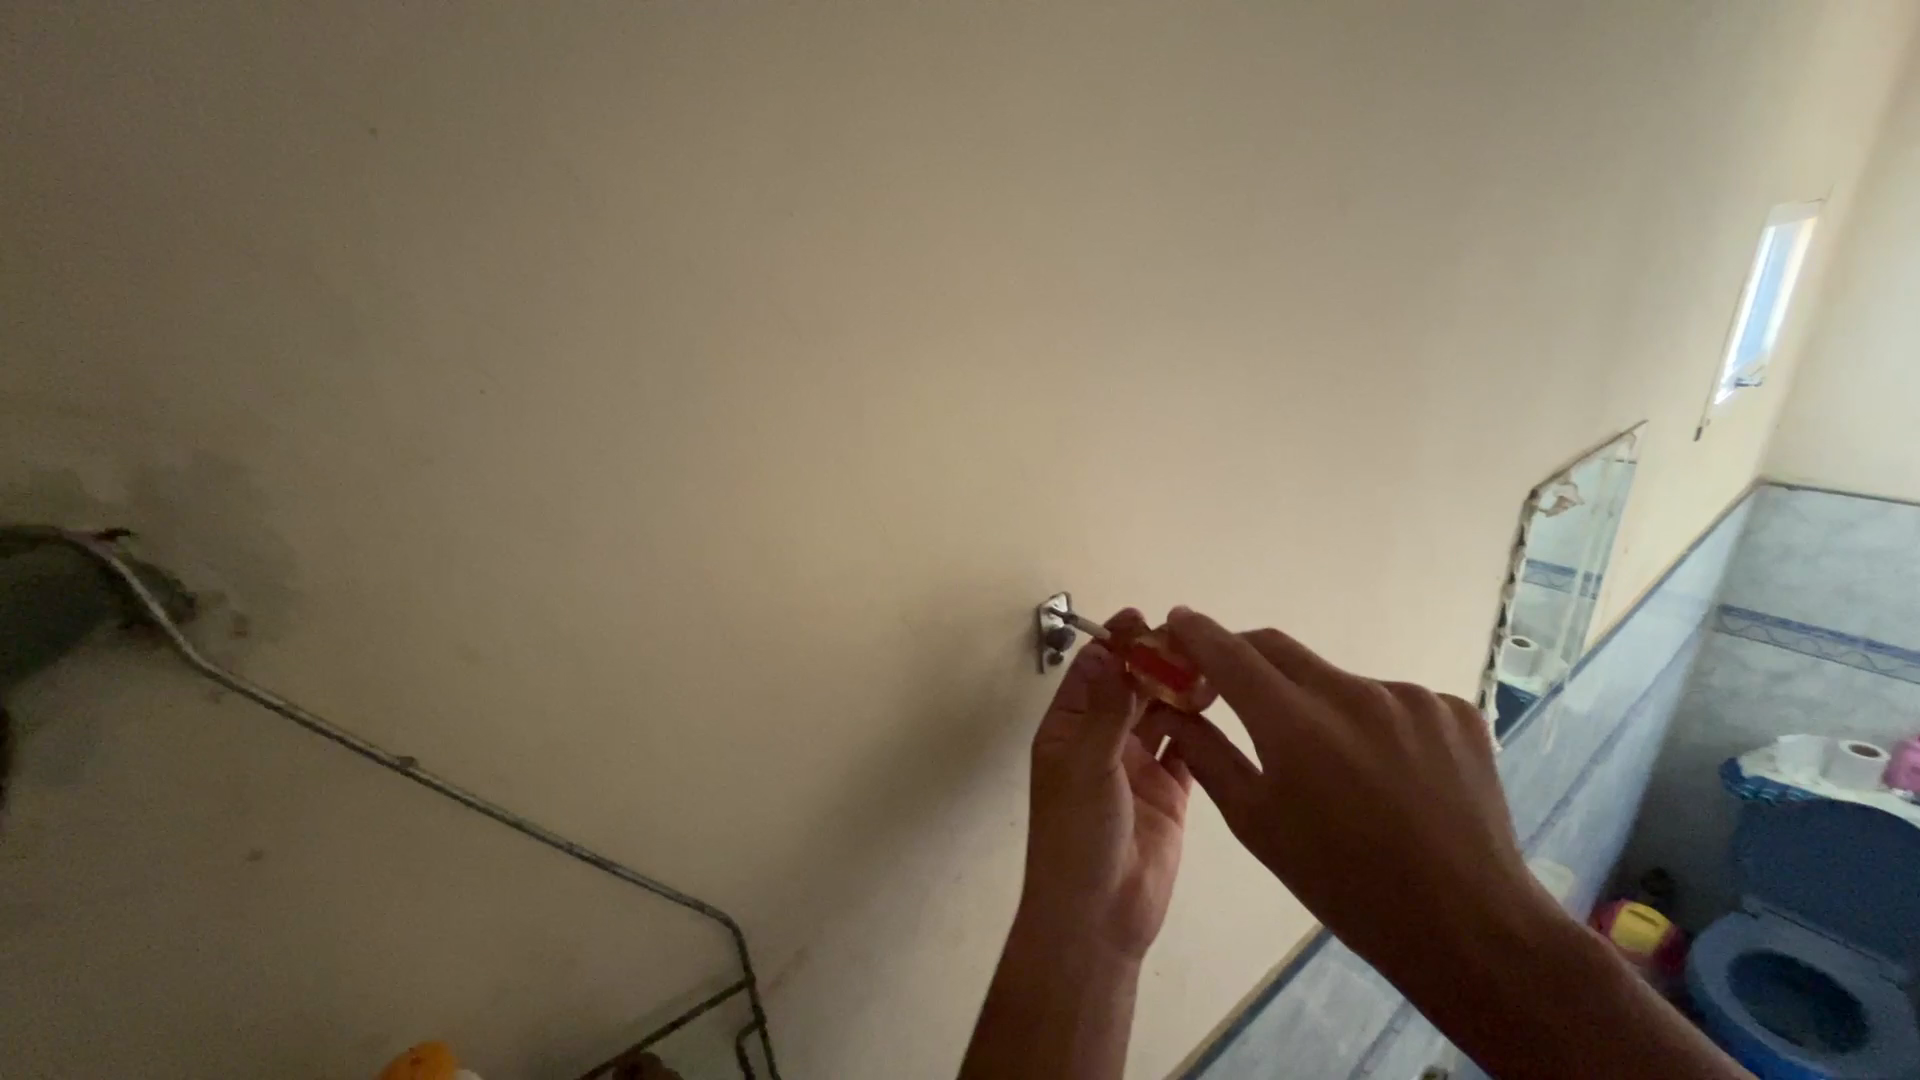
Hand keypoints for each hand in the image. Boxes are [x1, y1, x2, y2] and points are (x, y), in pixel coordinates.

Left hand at [1020, 608, 1192, 962]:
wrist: (1100, 915)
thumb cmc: (1078, 835)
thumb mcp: (1086, 764)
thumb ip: (1105, 709)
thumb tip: (1109, 651)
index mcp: (1068, 731)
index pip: (1091, 675)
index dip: (1114, 645)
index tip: (1142, 617)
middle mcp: (1101, 743)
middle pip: (1129, 690)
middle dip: (1153, 664)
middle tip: (1189, 640)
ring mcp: (1136, 768)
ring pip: (1159, 716)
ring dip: (1178, 692)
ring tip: (1208, 668)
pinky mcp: (1169, 792)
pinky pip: (1186, 750)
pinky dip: (1198, 728)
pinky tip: (1219, 704)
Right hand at [1148, 607, 1559, 982]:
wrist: (1468, 926)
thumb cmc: (1342, 883)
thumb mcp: (1256, 823)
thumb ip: (1206, 754)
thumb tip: (1168, 709)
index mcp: (1295, 725)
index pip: (1230, 653)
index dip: (1196, 632)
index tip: (1176, 621)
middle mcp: (1353, 694)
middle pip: (1277, 648)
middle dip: (1243, 656)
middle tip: (1228, 685)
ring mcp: (1411, 697)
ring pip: (1336, 679)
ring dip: (1312, 700)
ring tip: (1328, 761)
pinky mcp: (1455, 710)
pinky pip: (1390, 699)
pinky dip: (1369, 720)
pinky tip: (1383, 769)